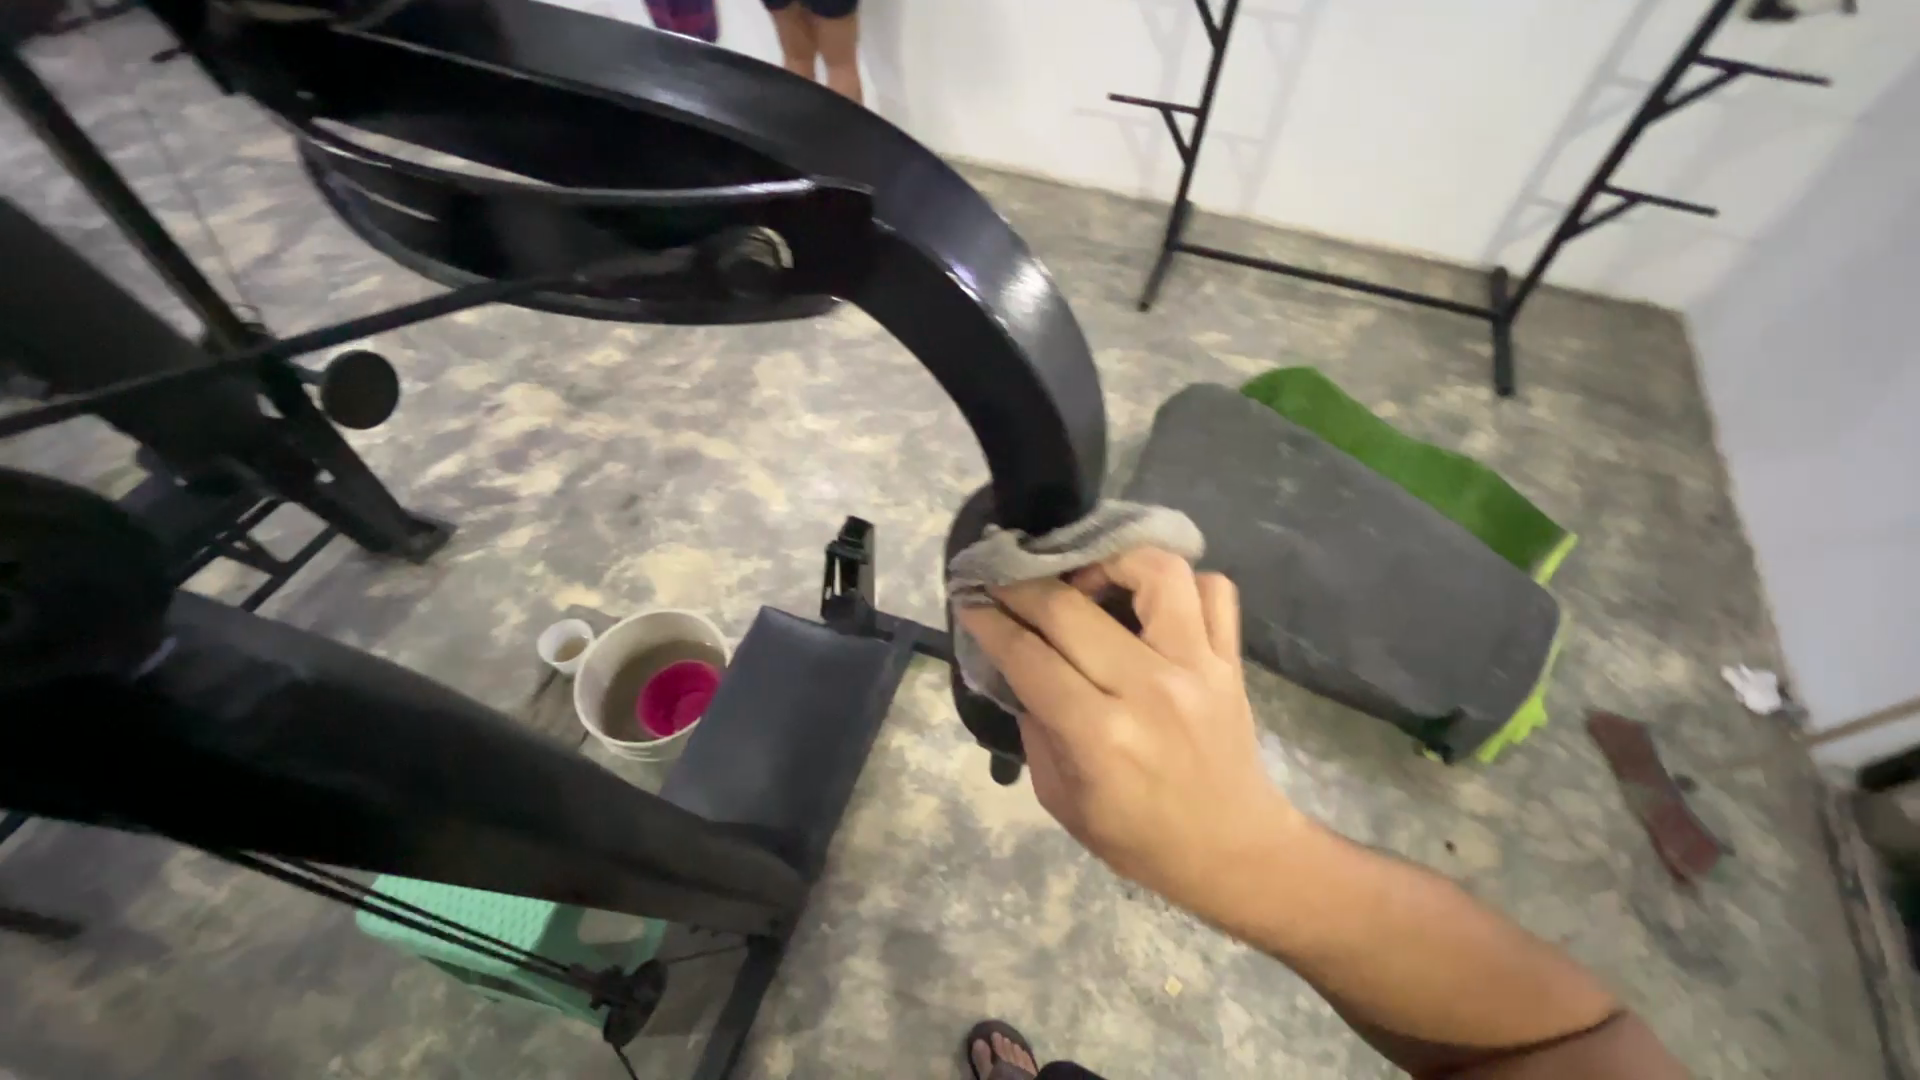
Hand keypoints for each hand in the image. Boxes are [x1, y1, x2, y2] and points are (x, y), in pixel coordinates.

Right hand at [958, 548, 1300, 921]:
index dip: (990, 621)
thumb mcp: (1062, 799)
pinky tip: (1151, 600)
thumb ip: (1036, 727)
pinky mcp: (1231, 661)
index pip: (1029, 656)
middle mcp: (1149, 690)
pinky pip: (1215, 590)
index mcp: (1100, 736)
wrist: (1235, 853)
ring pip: (1156, 573)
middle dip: (1023, 585)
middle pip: (1071, 609)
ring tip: (1086, 580)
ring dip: (1109, 562)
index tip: (970, 598)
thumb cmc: (1140, 838)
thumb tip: (1018, 665)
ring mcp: (1198, 668)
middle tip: (1004, 579)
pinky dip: (1182, 582)